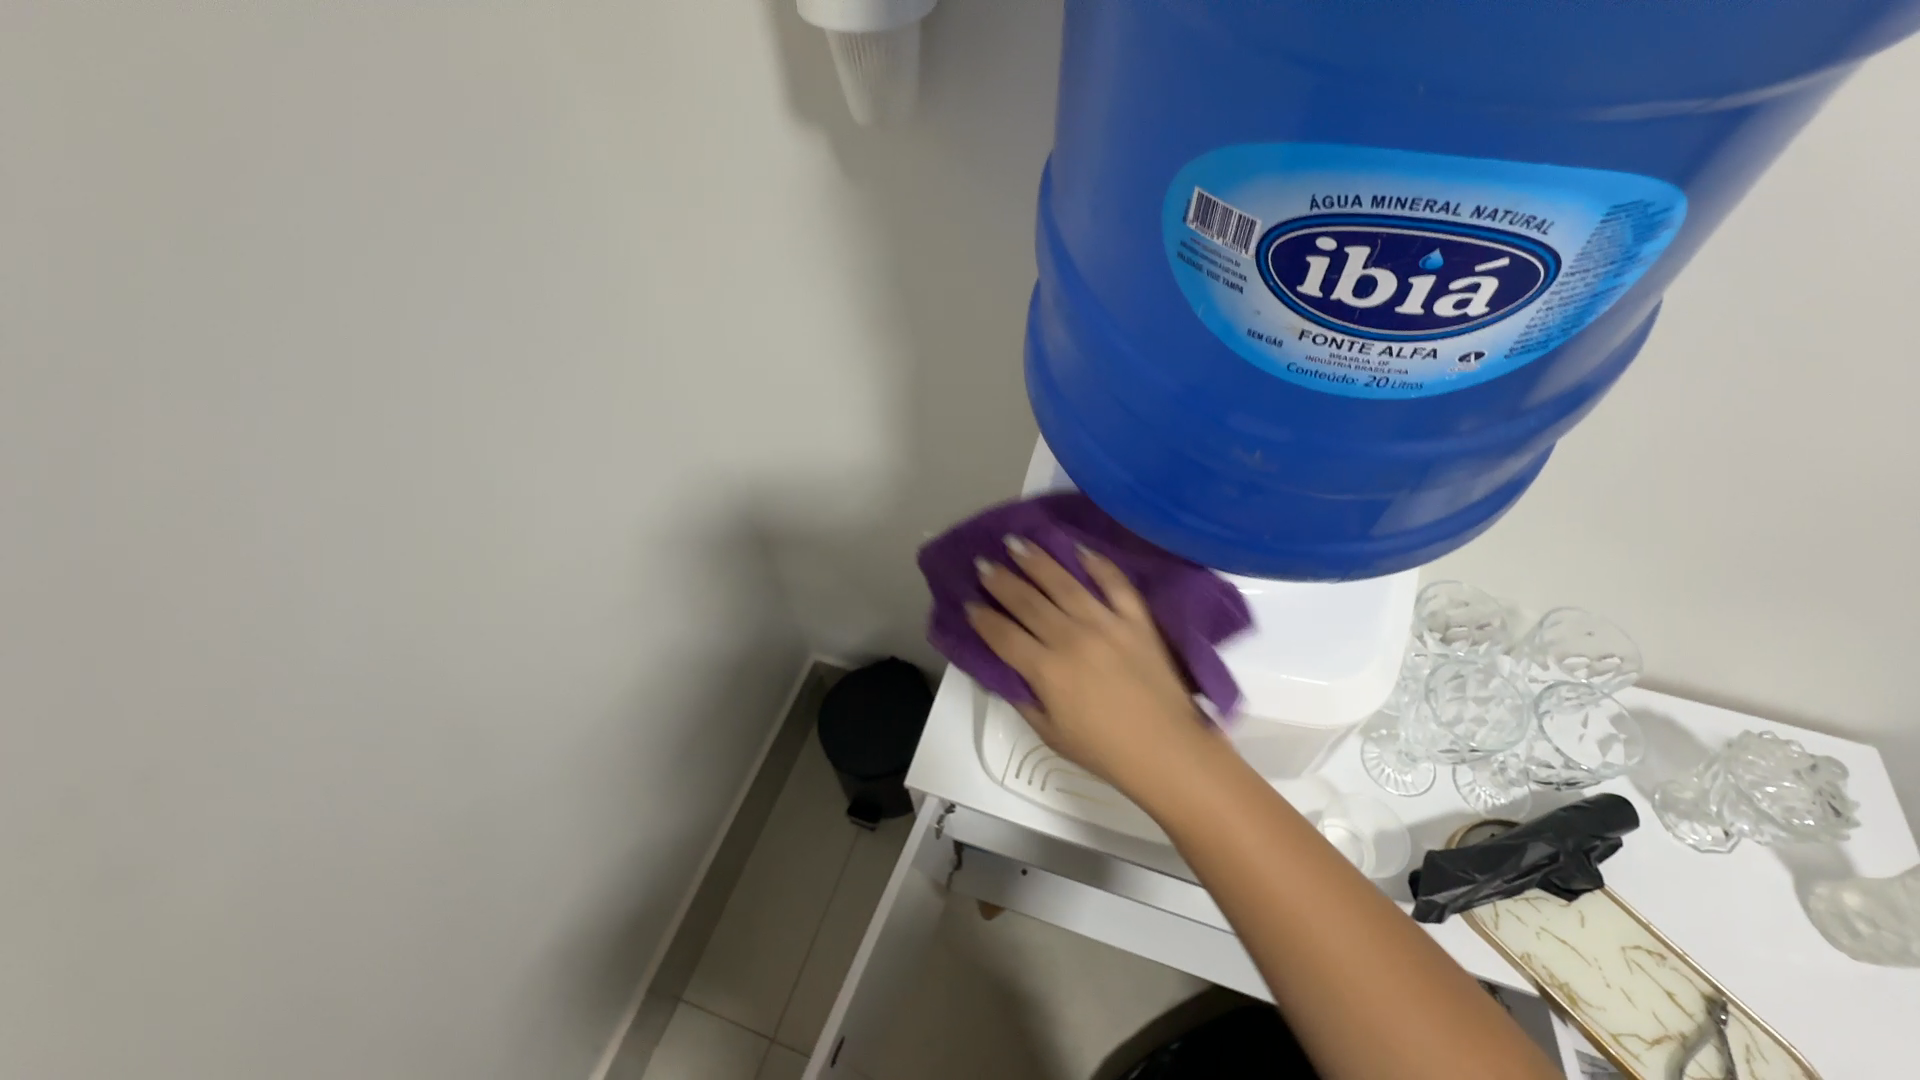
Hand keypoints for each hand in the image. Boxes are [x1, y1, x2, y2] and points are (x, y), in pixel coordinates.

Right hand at [966, 537, 1218, 799]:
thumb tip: (1004, 672)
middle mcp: (1072, 638)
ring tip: (1017, 543)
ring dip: (1037, 561)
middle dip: (1000, 581)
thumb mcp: (1049, 733)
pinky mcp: (1137, 619)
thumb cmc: (1105, 750)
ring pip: (1064, 583)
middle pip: (1027, 601)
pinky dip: (1096, 563)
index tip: (968, 603)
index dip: (982, 618)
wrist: (1167, 750)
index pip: (1003, 635)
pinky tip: (1078, 549)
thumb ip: (1023, 699)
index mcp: (1046, 670)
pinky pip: (1114, 583)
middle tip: (984, 563)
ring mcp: (1107, 623)